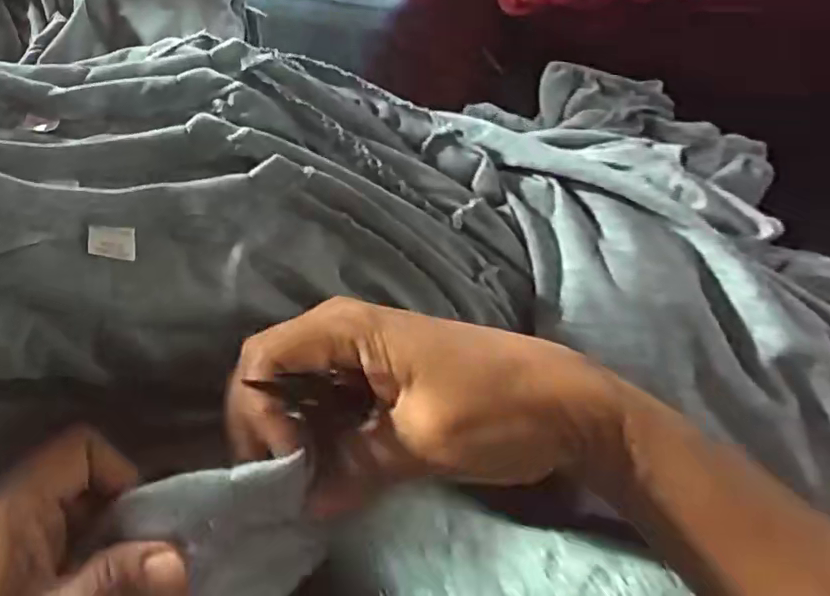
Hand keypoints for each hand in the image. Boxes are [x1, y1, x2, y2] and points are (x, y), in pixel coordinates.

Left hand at [0, 425, 188, 595]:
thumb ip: (113, 578)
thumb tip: (178, 558)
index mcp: (20, 497)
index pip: (82, 446)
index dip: (120, 474)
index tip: (148, 526)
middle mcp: (16, 504)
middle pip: (84, 481)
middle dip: (124, 516)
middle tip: (157, 563)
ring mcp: (13, 537)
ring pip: (77, 517)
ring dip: (111, 545)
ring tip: (140, 581)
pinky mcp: (14, 566)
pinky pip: (63, 546)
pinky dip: (90, 563)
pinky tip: (106, 587)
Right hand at [226, 298, 625, 514]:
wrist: (570, 402)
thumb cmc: (497, 407)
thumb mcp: (426, 440)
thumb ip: (358, 466)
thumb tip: (306, 503)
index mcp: (341, 327)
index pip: (264, 358)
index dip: (259, 410)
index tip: (288, 464)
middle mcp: (334, 329)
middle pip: (268, 369)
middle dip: (262, 423)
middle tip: (278, 481)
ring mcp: (350, 350)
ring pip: (290, 385)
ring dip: (286, 431)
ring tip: (297, 482)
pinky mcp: (367, 374)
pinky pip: (320, 398)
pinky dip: (313, 433)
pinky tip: (322, 468)